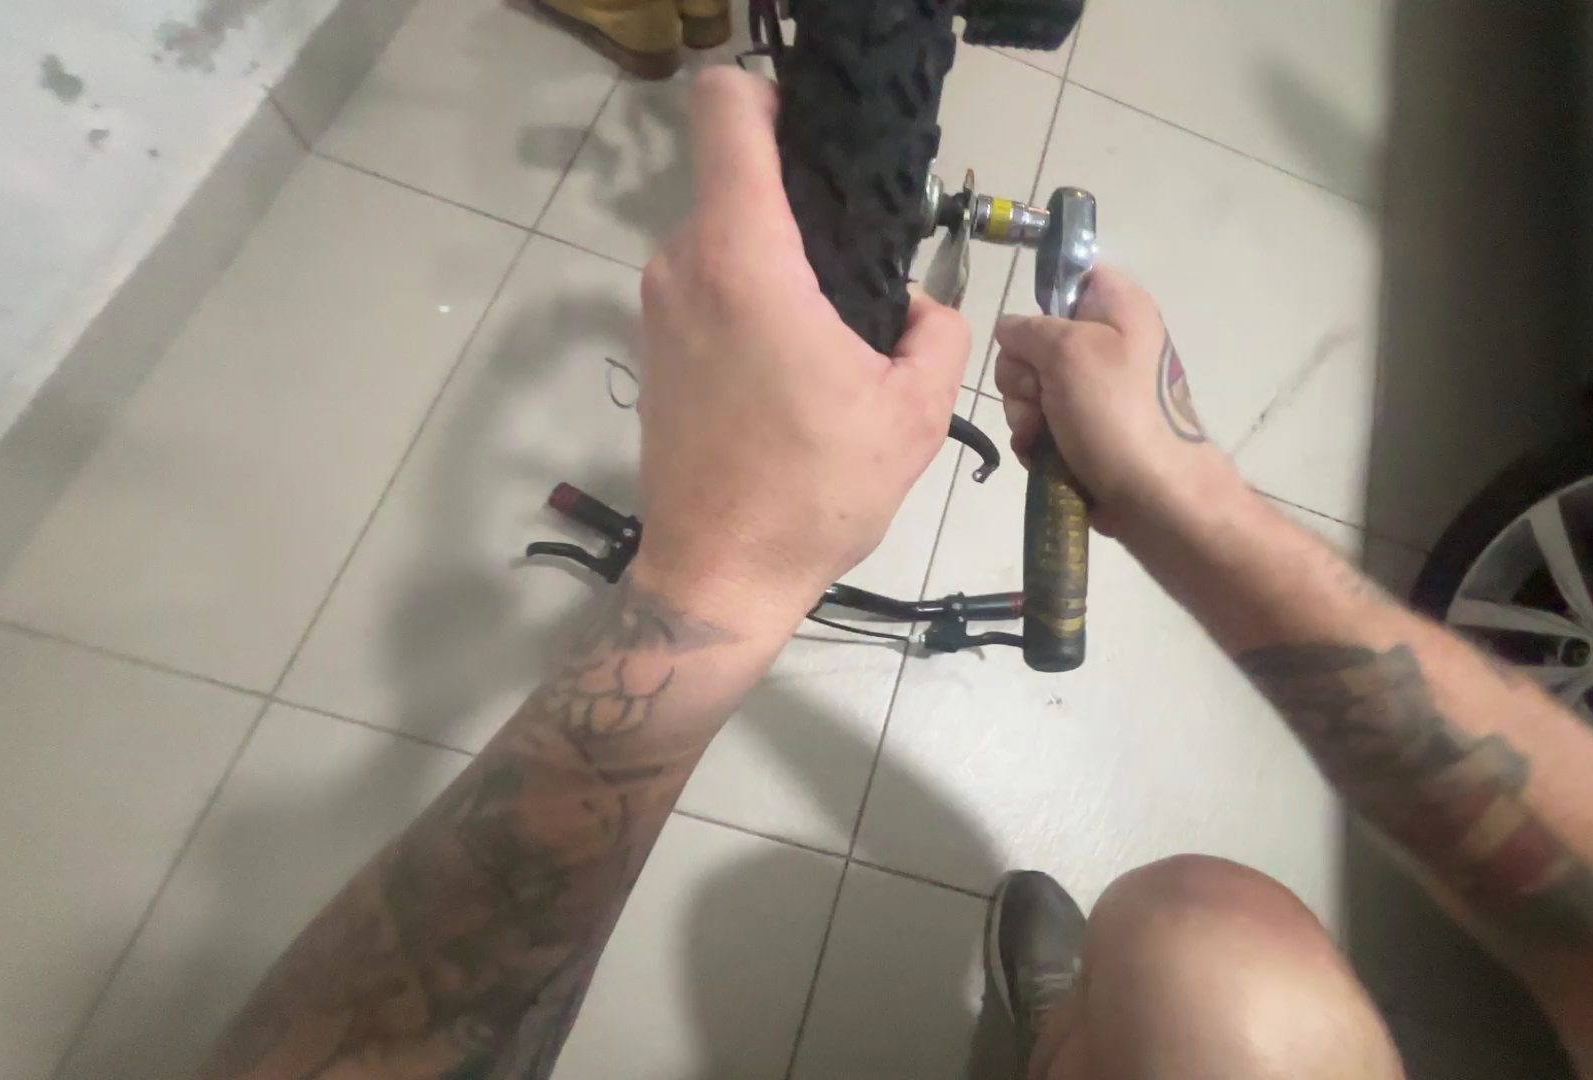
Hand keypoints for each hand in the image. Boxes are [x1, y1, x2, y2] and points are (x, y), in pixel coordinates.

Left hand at [634, 68, 970, 620]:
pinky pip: (708, 294)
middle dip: (804, 214)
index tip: (822, 140)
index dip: (773, 99)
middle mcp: (683, 267)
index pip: (728, 111)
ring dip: (782, 270)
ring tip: (832, 337)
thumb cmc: (817, 493)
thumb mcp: (914, 414)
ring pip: (728, 247)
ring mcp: (657, 312)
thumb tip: (919, 307)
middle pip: (742, 188)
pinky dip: (751, 306)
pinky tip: (790, 371)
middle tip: (862, 278)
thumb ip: (939, 332)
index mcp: (746, 261)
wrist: (721, 576)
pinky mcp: (653, 354)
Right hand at [993, 266, 1232, 536]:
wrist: (1151, 494)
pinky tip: (1043, 454)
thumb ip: (1028, 329)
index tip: (1038, 337)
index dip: (1043, 302)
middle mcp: (1106, 341)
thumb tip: (1010, 333)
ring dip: (1025, 413)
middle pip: (1034, 339)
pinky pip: (1037, 421)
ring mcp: (1092, 390)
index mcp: (1117, 307)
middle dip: (1024, 374)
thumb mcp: (1068, 352)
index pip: (1070, 276)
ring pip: (1029, 386)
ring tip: (1045, 435)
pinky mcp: (1081, 428)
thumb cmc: (1116, 414)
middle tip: (1042, 397)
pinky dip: (1034, 438)